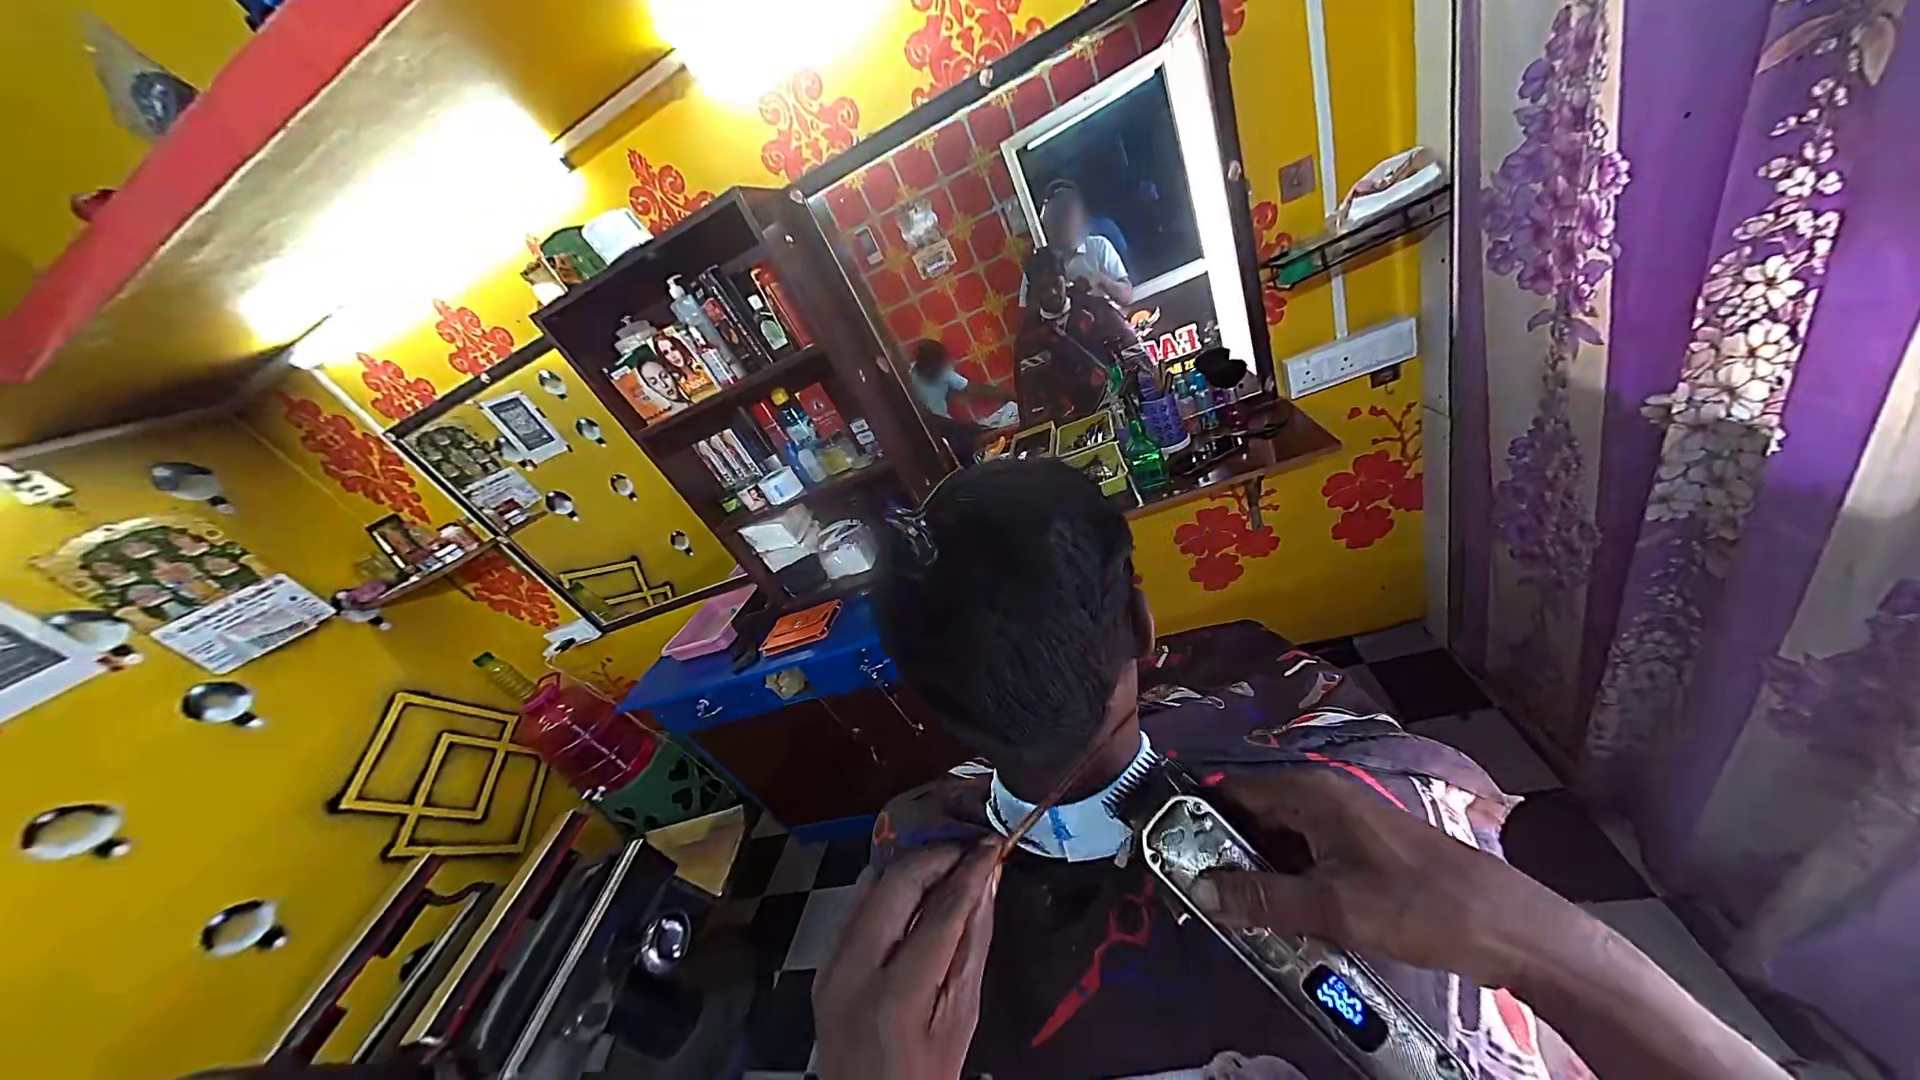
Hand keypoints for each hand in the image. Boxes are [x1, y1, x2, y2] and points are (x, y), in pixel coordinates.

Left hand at [814, 841, 999, 1079]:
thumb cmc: (925, 1077)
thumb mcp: (960, 1020)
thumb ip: (973, 946)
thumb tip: (987, 884)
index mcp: (897, 995)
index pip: (942, 910)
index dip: (972, 871)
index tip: (992, 844)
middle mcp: (854, 969)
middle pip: (898, 883)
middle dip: (938, 857)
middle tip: (970, 850)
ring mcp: (832, 964)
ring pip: (872, 883)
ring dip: (913, 866)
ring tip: (948, 864)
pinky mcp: (824, 962)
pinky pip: (857, 903)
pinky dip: (888, 886)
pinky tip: (915, 887)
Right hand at [1190, 768, 1586, 988]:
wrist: (1512, 927)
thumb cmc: (1417, 905)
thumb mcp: (1332, 906)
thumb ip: (1259, 897)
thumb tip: (1198, 890)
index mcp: (1307, 791)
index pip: (1231, 790)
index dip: (1198, 815)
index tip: (1171, 845)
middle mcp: (1319, 792)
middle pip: (1252, 812)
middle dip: (1225, 847)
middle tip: (1199, 884)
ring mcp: (1341, 815)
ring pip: (1278, 833)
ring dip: (1256, 864)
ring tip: (1233, 901)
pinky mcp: (1358, 839)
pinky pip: (1304, 848)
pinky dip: (1286, 872)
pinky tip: (1281, 905)